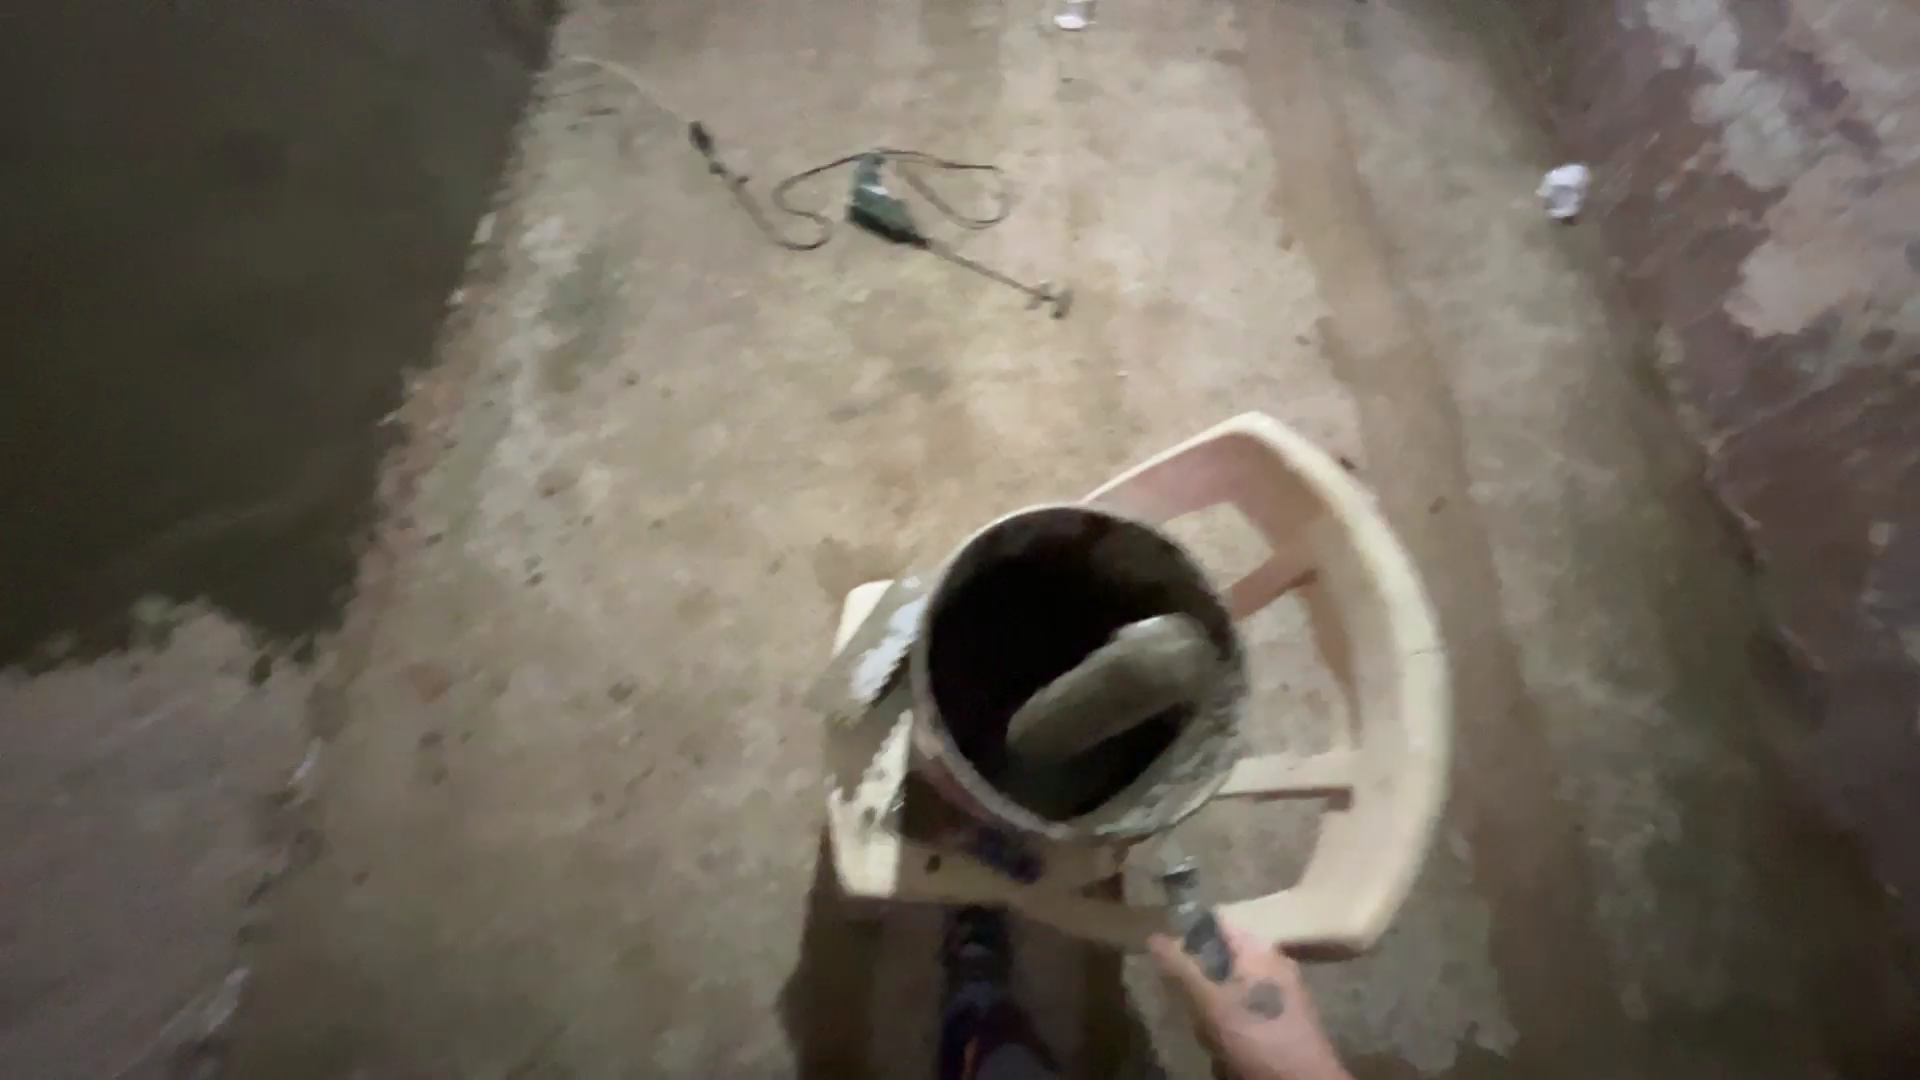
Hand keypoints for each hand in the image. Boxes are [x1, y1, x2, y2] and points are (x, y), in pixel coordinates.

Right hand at [1148, 921, 1350, 1079]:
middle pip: (1222, 957)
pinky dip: (1234, 1023)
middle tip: (1192, 1007)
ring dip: (1215, 1008)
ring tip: (1209, 1034)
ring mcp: (1286, 992)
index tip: (1169, 956)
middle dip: (1201, 982)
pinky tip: (1228, 1047)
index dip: (1188, 934)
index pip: (1215, 922)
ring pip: (1233, 987)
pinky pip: (1249, 1008)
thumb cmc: (1257, 1038)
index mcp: (1259, 948)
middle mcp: (1275, 962)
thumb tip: (1153, 935)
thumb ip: (1180, 967)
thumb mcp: (1210, 1002)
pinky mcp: (1290, 1019)